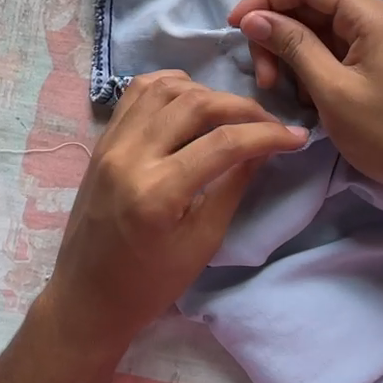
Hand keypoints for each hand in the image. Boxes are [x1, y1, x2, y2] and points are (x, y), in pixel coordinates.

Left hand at [41, 72, 306, 352]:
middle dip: (241, 107)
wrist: (86, 297)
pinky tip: (191, 98)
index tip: (296, 136)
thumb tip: (263, 147)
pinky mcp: (102, 139)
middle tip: (268, 123)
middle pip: (195, 104)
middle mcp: (130, 155)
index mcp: (158, 192)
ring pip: (164, 88)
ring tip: (231, 112)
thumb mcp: (202, 243)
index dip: (266, 134)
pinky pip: (136, 93)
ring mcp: (111, 142)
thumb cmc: (148, 284)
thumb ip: (232, 186)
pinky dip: (168, 85)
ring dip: (205, 91)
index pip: (223, 143)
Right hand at [229, 0, 382, 208]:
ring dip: (289, 53)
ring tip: (281, 90)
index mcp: (371, 16)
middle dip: (276, 32)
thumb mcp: (332, 91)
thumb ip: (292, 47)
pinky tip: (305, 98)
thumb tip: (253, 18)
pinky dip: (308, 66)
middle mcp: (375, 17)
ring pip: (316, 28)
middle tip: (263, 76)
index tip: (235, 24)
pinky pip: (330, 48)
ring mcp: (376, 39)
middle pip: (309, 4)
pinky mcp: (374, 61)